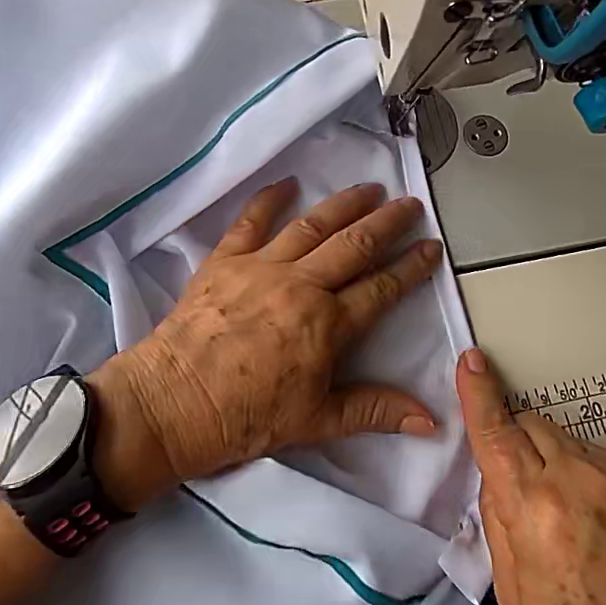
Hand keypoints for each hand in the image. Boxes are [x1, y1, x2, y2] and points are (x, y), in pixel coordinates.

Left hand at [90, 180, 444, 507]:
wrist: (175, 402)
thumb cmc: (244, 417)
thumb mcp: (316, 421)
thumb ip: (374, 410)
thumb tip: (430, 419)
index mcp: (328, 326)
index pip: (381, 290)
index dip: (410, 268)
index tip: (430, 249)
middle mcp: (300, 287)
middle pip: (354, 246)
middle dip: (387, 223)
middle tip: (409, 205)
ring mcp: (260, 269)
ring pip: (311, 227)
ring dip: (343, 205)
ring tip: (368, 189)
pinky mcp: (223, 262)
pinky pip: (250, 222)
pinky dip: (269, 199)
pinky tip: (288, 183)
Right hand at [455, 348, 605, 604]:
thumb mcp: (514, 591)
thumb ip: (498, 521)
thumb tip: (496, 478)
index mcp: (536, 512)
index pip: (495, 434)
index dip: (478, 393)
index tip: (472, 361)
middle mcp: (582, 481)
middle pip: (530, 424)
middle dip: (517, 441)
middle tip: (524, 483)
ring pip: (568, 441)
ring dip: (558, 463)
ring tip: (576, 518)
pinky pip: (605, 459)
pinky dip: (595, 479)